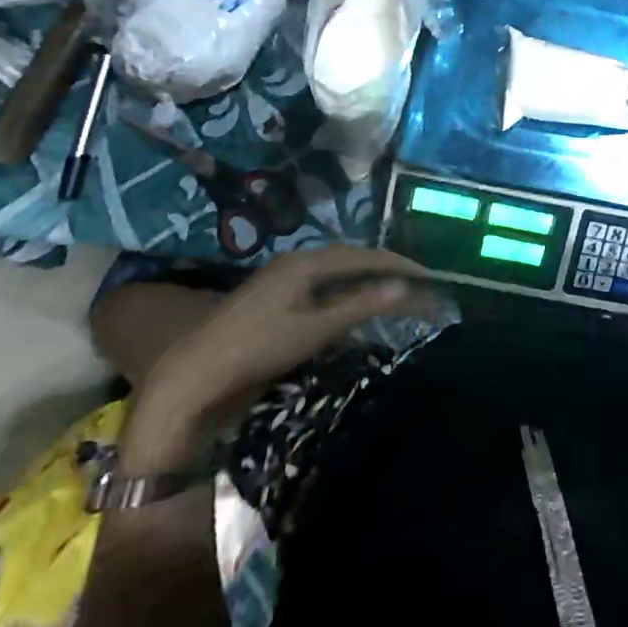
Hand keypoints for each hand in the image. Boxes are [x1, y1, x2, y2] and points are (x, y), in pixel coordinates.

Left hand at [126, 247, 430, 465]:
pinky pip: (323, 280)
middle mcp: (297, 259)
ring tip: (395, 288)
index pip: (364, 256)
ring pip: (337, 268)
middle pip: (352, 257)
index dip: (399, 264)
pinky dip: (347, 286)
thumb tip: (404, 287)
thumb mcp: (314, 329)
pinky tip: (355, 299)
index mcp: (307, 262)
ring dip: (367, 275)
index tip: (430, 275)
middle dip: (386, 266)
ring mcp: (283, 275)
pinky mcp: (276, 292)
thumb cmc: (257, 348)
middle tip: (419, 281)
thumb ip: (359, 306)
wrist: (197, 370)